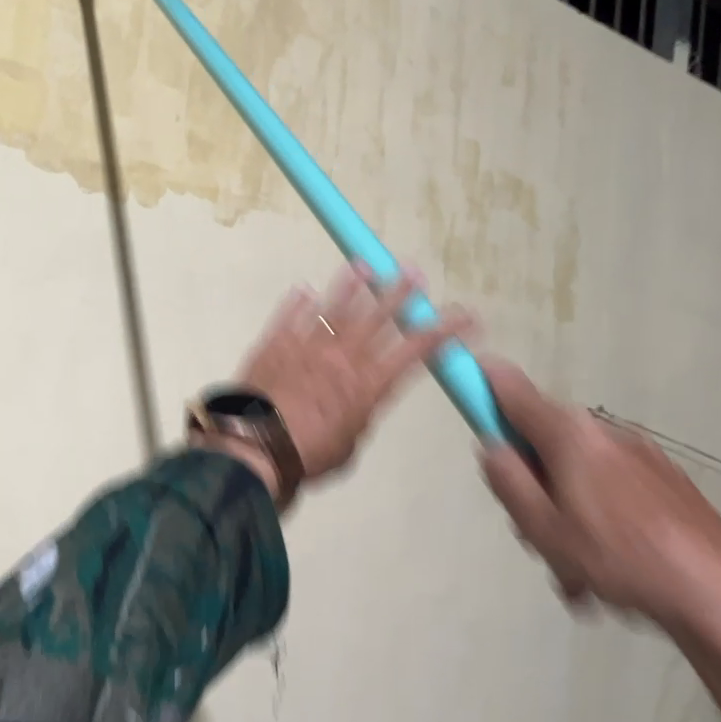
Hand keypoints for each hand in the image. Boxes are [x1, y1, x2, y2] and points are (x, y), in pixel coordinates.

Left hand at [229, 262, 471, 490]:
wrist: (255, 447)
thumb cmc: (308, 456)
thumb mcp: (350, 443)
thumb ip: (360, 414)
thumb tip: (360, 399)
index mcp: (369, 383)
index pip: (416, 349)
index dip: (443, 330)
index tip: (466, 316)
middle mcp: (342, 356)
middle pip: (377, 316)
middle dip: (399, 293)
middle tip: (414, 271)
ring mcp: (305, 345)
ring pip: (334, 307)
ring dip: (351, 285)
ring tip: (363, 265)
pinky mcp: (273, 344)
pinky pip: (288, 316)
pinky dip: (297, 303)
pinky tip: (304, 290)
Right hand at [477, 359, 720, 625]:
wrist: (720, 591)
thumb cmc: (617, 556)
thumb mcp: (541, 525)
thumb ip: (507, 480)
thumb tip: (491, 445)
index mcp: (570, 435)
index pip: (511, 391)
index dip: (482, 384)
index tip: (462, 384)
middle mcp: (604, 434)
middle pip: (542, 444)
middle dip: (529, 486)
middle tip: (532, 532)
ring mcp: (640, 458)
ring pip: (574, 478)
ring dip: (562, 518)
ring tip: (574, 570)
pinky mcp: (665, 484)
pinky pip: (608, 496)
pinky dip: (596, 526)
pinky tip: (605, 573)